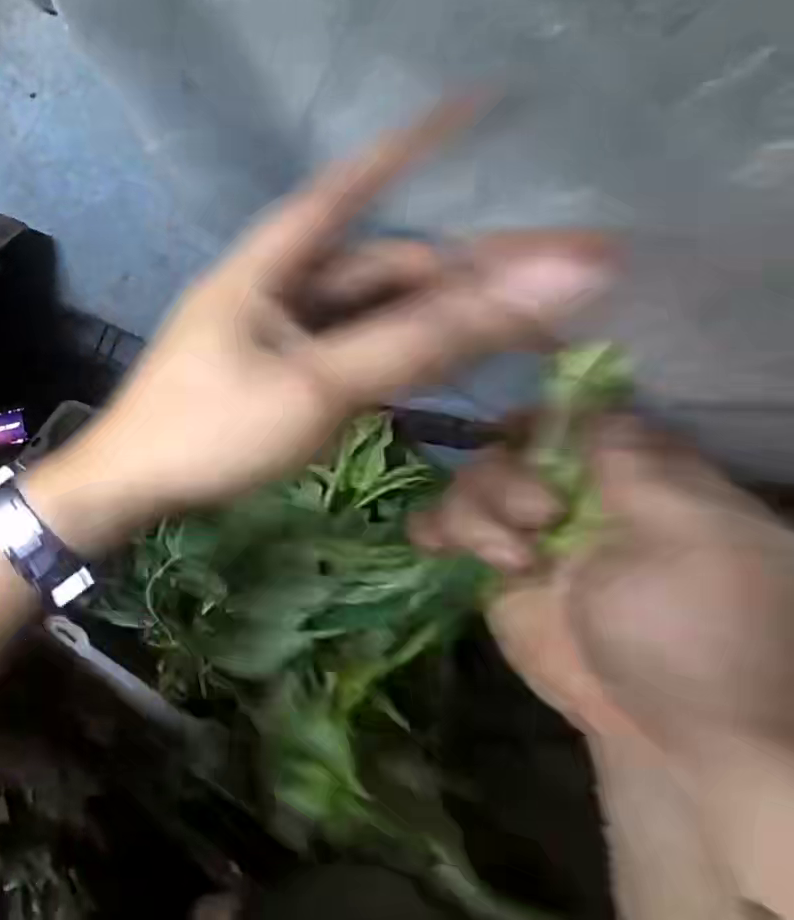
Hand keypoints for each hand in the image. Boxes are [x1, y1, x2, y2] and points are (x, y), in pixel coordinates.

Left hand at [26, 100, 614, 552]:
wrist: (126, 484)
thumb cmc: (207, 431)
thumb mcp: (318, 384)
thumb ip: (427, 336)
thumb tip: (559, 274)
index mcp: (254, 276)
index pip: (334, 196)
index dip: (399, 153)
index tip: (467, 106)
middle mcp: (256, 293)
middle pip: (363, 265)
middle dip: (451, 269)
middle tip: (561, 278)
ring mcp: (256, 335)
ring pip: (354, 309)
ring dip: (427, 313)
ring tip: (524, 325)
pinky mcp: (258, 372)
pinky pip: (334, 346)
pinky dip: (387, 347)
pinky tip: (441, 360)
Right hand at [408, 417, 793, 754]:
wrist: (669, 729)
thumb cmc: (699, 631)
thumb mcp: (692, 542)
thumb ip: (639, 468)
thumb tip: (594, 402)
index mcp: (649, 486)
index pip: (589, 423)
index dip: (548, 415)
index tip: (514, 423)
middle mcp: (586, 501)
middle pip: (512, 450)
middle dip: (506, 478)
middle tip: (536, 519)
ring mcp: (533, 535)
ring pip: (467, 485)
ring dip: (472, 513)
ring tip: (506, 561)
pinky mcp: (490, 567)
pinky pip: (438, 525)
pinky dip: (432, 529)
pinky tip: (442, 551)